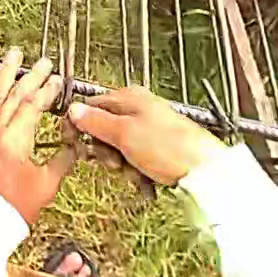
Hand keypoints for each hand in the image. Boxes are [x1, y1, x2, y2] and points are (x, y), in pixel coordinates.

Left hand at [0, 48, 77, 224]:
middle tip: (43, 62)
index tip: (57, 81)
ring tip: (13, 55)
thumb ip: (63, 159)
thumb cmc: (14, 207)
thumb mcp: (46, 184)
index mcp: (15, 141)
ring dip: (5, 72)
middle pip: (15, 94)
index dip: (47, 90)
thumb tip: (76, 141)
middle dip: (31, 76)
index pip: (34, 105)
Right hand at [65, 85, 225, 185]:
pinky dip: (136, 170)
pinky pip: (135, 157)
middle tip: (114, 162)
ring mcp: (149, 127)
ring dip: (121, 164)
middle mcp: (138, 108)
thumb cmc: (167, 147)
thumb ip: (95, 121)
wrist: (205, 171)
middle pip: (104, 129)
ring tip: (134, 172)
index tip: (74, 145)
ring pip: (118, 147)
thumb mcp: (123, 134)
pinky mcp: (158, 146)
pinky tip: (145, 179)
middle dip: (105, 151)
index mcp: (128, 97)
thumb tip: (72, 109)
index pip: (90, 106)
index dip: (80, 126)